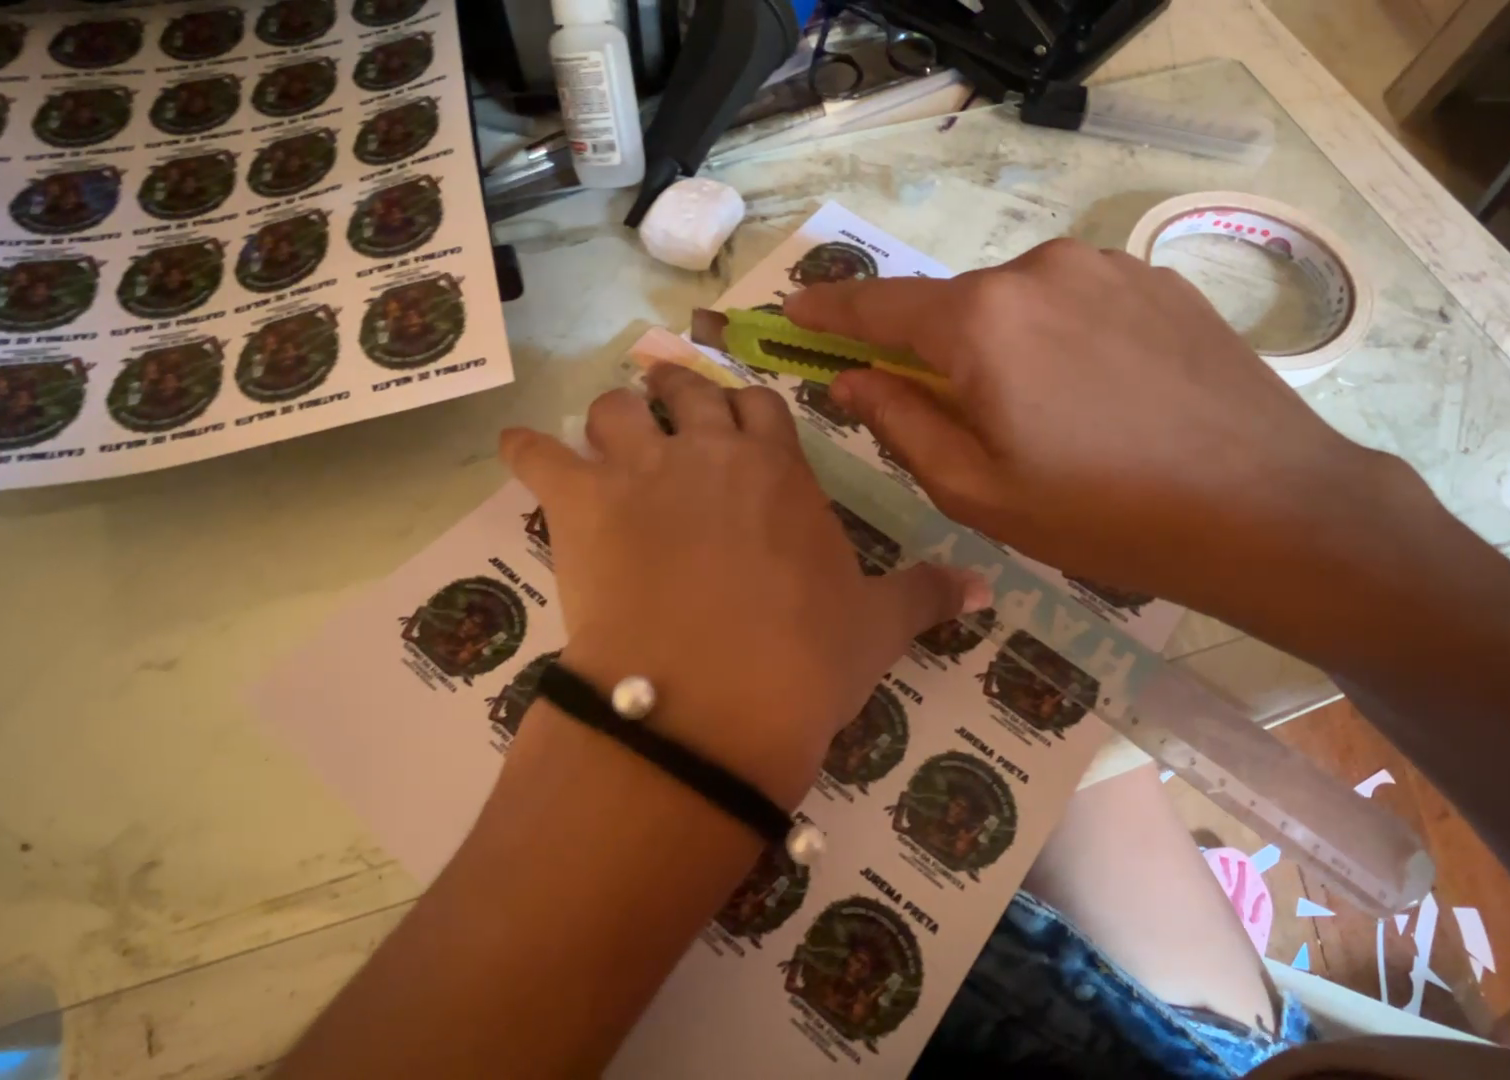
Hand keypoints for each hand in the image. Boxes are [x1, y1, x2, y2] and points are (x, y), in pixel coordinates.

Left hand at [498, 364, 986, 805]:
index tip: (734, 428)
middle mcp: (709, 453)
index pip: (760, 407)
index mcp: (778, 470)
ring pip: (615, 409)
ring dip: (614, 418)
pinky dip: (525, 451)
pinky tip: (518, 451)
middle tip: (669, 414)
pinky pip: (538, 456)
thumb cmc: (803, 662)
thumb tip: (991, 589)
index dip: (744, 413)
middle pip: (685, 390)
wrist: (715, 702)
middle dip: (677, 395)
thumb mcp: (876, 628)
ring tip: (612, 440)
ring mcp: (641, 471)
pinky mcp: (581, 504)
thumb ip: (929, 596)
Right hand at [784, 238, 1417, 627]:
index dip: (829, 310)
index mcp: (982, 322)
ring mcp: (1105, 267)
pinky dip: (1053, 341)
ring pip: (1014, 305)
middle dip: (932, 354)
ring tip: (1039, 422)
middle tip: (949, 421)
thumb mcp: (975, 490)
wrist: (1267, 509)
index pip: (879, 305)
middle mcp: (1038, 270)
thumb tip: (849, 379)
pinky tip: (1093, 400)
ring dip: (999, 351)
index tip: (792, 311)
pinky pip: (1071, 303)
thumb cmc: (1100, 514)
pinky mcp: (1156, 281)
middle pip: (951, 308)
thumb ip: (898, 422)